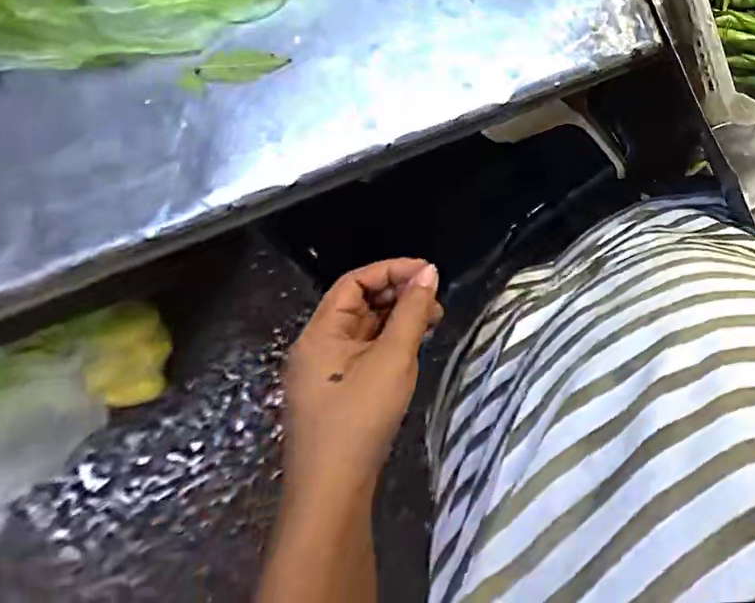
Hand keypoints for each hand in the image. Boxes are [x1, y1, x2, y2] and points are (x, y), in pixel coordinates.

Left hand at [282, 259, 441, 491]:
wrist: (333, 484)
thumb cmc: (360, 415)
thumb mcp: (394, 356)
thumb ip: (413, 310)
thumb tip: (428, 272)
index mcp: (319, 334)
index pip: (353, 282)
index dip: (392, 270)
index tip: (431, 273)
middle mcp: (317, 346)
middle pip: (359, 301)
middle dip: (400, 292)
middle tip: (437, 301)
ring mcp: (326, 367)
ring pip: (366, 324)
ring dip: (400, 314)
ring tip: (433, 322)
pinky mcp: (338, 385)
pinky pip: (367, 345)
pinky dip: (393, 336)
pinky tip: (416, 343)